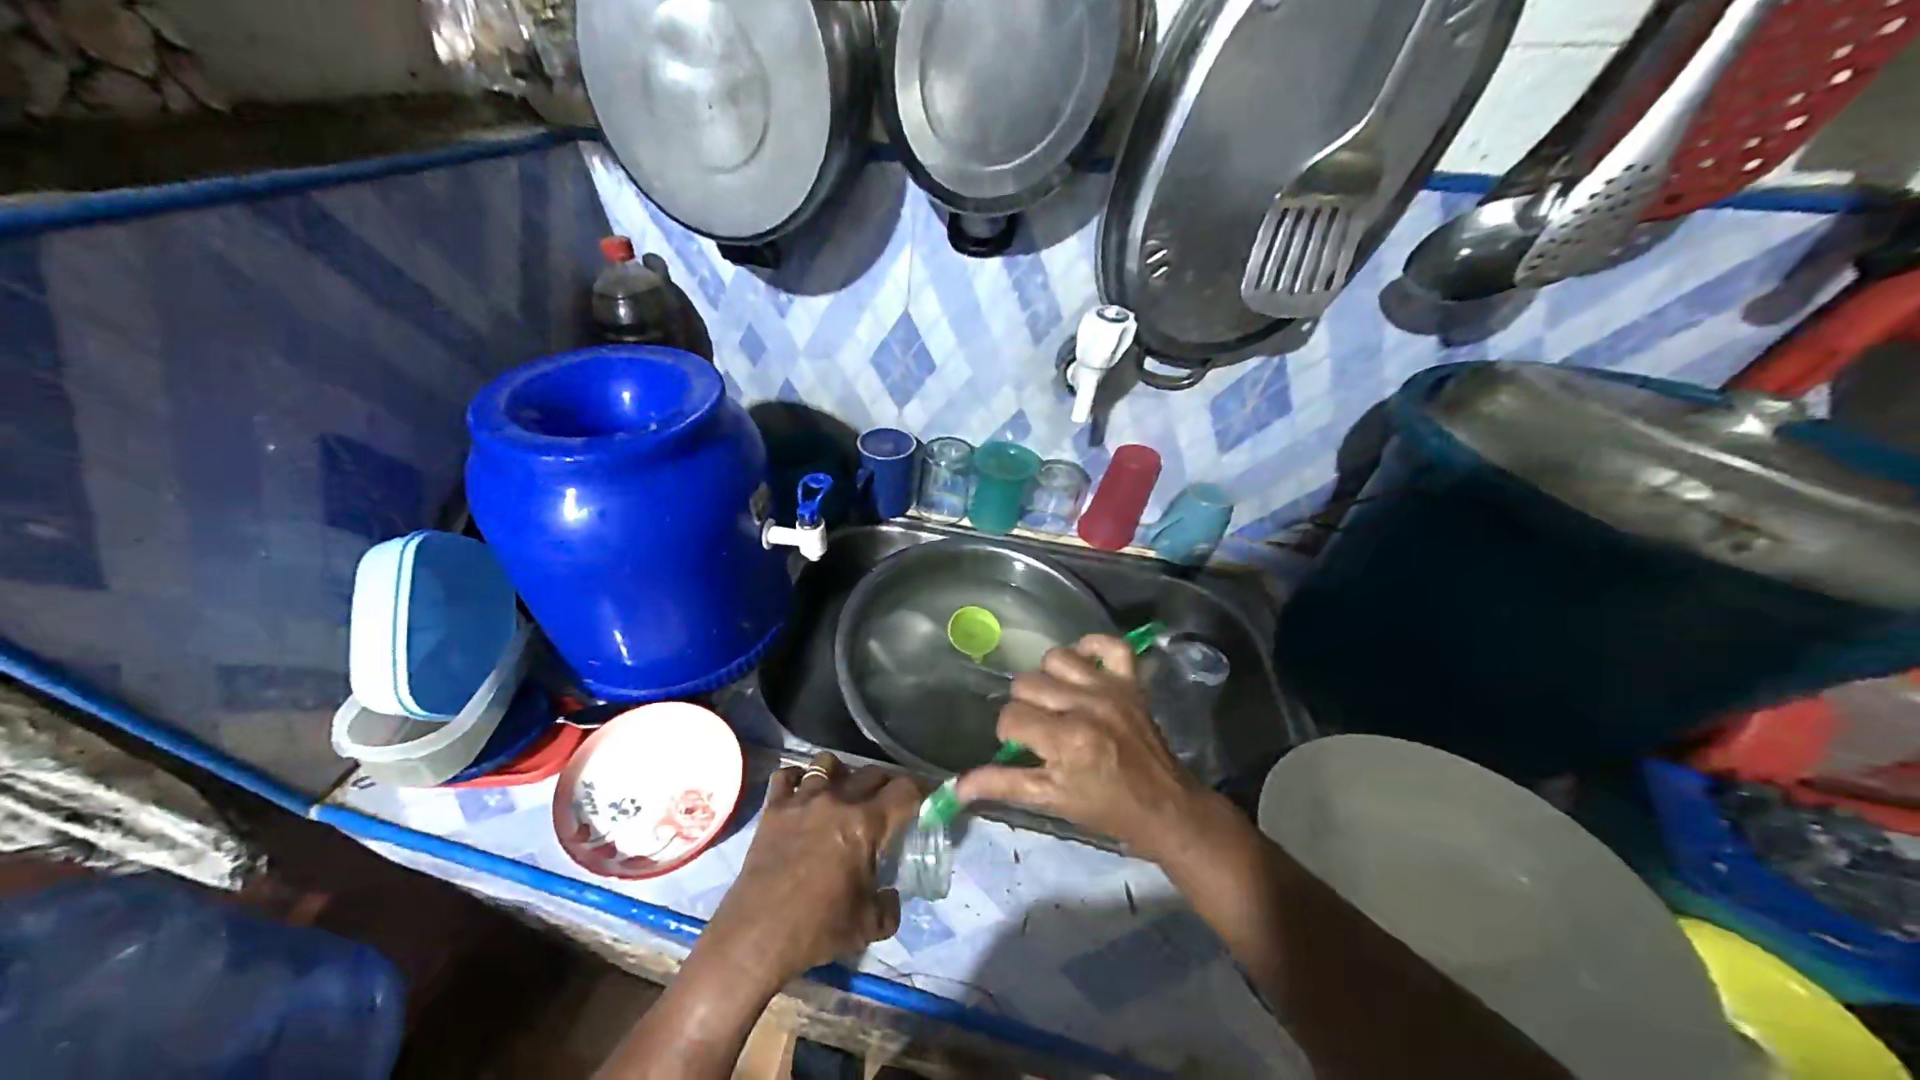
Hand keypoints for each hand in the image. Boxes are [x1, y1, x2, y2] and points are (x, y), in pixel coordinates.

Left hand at [702, 753, 920, 986]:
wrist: (756, 936)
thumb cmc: (817, 929)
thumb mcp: (869, 926)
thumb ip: (889, 906)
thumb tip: (891, 894)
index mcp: (865, 824)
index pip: (905, 791)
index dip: (922, 790)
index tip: (928, 796)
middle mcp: (836, 801)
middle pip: (871, 773)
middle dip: (887, 783)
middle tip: (890, 800)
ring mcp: (802, 800)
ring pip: (828, 763)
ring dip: (843, 773)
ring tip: (844, 790)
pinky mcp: (773, 809)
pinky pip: (787, 776)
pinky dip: (798, 778)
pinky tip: (803, 792)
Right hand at [955, 635, 1209, 860]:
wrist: (1163, 806)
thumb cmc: (1104, 807)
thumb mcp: (1051, 800)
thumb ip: (1003, 785)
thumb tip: (957, 787)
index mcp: (1066, 739)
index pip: (1011, 717)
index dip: (1007, 732)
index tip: (1020, 747)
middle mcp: (1086, 706)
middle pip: (1027, 683)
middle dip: (1024, 707)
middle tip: (1038, 729)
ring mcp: (1111, 689)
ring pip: (1057, 658)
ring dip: (1049, 677)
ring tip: (1056, 700)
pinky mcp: (1131, 682)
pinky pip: (1110, 645)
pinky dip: (1092, 648)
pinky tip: (1081, 666)